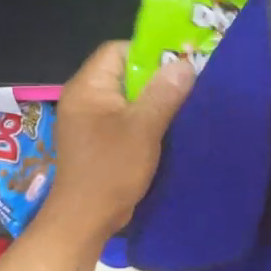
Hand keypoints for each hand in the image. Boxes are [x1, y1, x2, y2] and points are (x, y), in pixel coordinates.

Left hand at [43, 41, 192, 238]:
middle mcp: (83, 98)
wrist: (85, 220)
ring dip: (152, 102)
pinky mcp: (96, 141)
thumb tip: (185, 63)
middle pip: (123, 73)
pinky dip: (143, 120)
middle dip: (155, 78)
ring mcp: (88, 121)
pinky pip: (123, 118)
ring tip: (181, 107)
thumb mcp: (143, 129)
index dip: (148, 52)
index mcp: (87, 87)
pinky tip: (165, 129)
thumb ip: (164, 93)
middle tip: (187, 86)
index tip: (178, 65)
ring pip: (126, 98)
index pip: (117, 50)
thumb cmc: (111, 170)